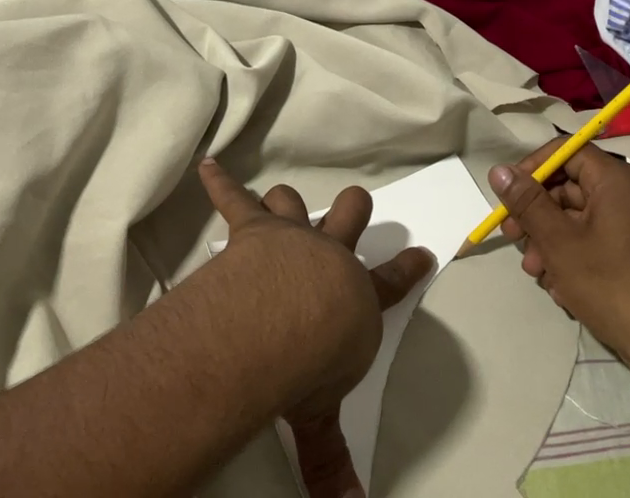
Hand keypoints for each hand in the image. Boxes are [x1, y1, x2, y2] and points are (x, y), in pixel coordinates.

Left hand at [199, 159, 433, 497]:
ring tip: (278, 202)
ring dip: (285, 202)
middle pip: (349, 217)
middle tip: (354, 206)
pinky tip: (208, 167)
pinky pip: (235, 197)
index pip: (389, 284)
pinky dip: (220, 183)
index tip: (421, 254)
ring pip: (294, 202)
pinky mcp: (252, 226)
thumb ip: (330, 461)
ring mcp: (290, 235)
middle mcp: (328, 256)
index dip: (407, 270)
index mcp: (354, 299)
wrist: (288, 316)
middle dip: (352, 210)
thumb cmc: (313, 363)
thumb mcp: (322, 414)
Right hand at [490, 140, 629, 373]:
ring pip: (582, 219)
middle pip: (571, 188)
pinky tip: (564, 290)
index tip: (508, 197)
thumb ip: (528, 203)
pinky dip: (577, 257)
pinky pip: (600, 241)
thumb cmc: (613, 286)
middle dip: (538, 215)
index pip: (566, 152)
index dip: (532, 169)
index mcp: (616, 180)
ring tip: (539, 275)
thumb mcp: (560, 243)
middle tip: (514, 240)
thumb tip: (500, 171)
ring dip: (552, 242)